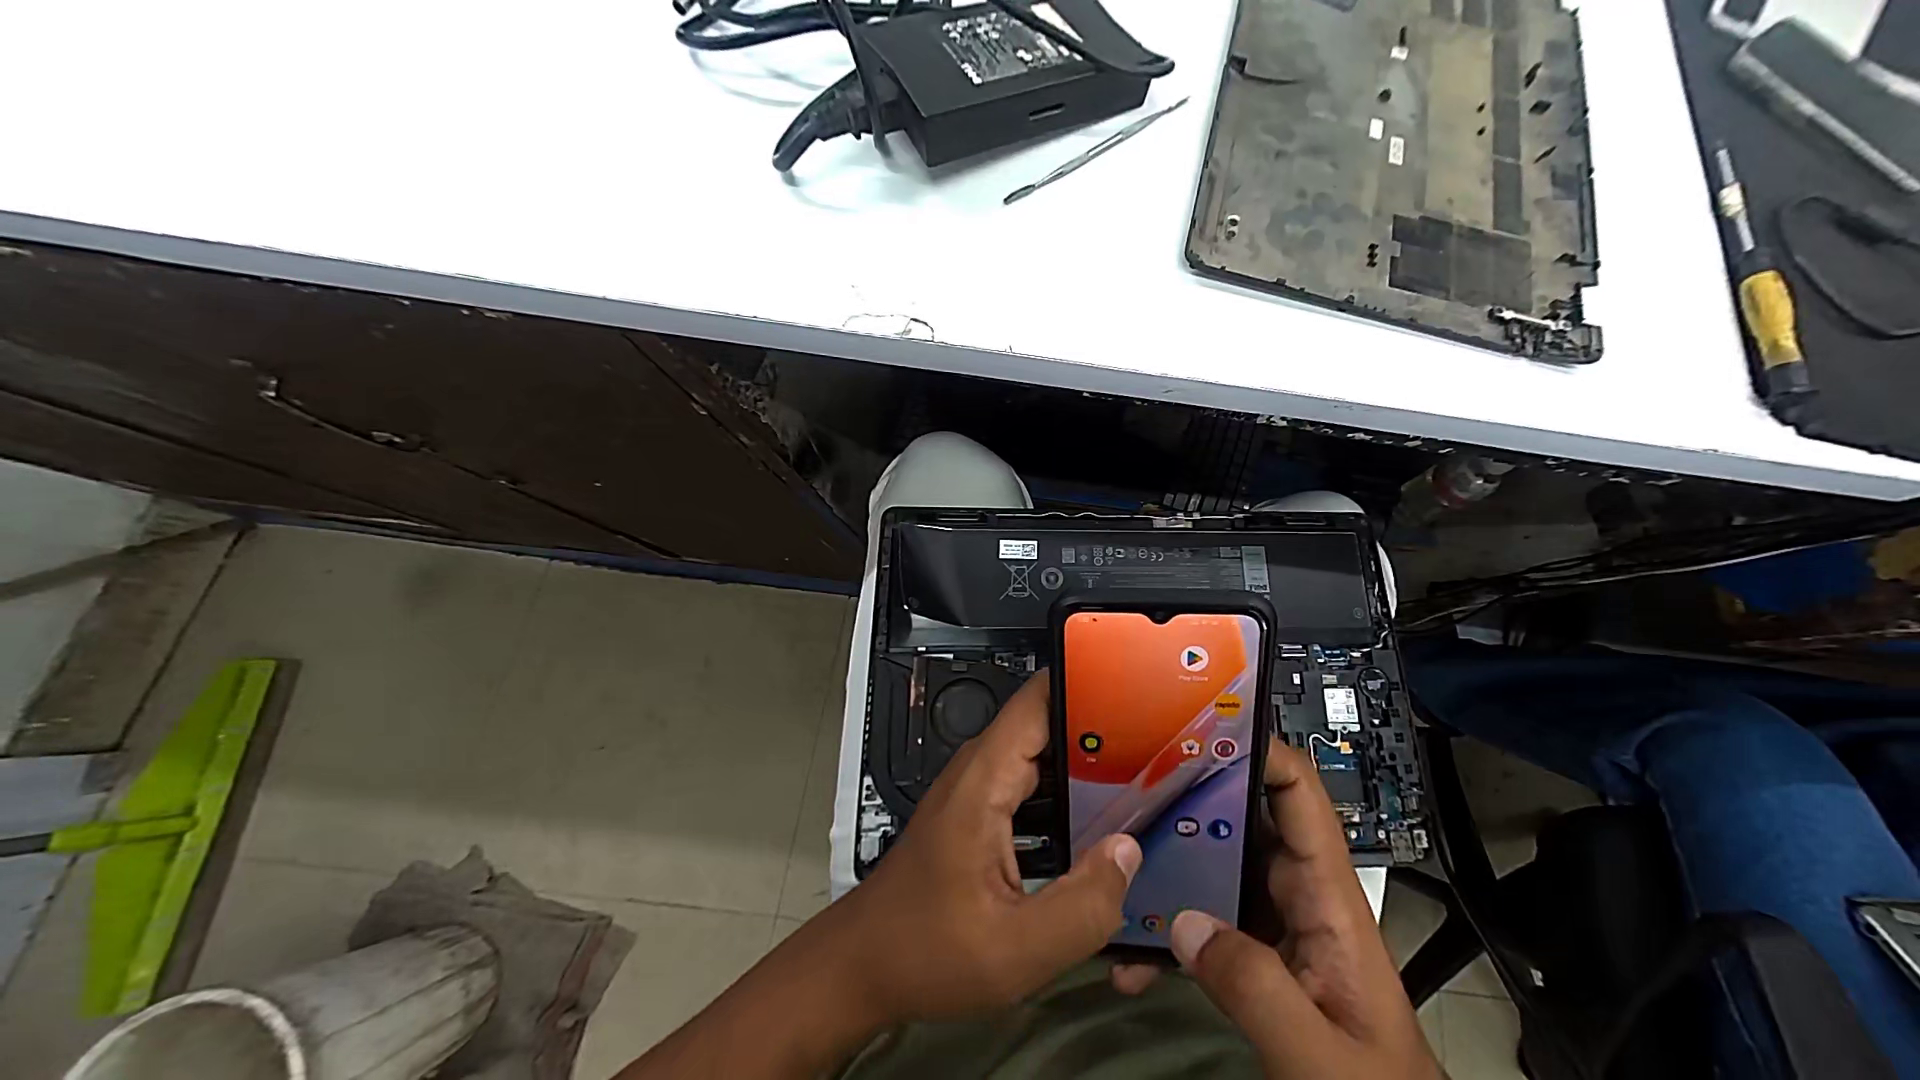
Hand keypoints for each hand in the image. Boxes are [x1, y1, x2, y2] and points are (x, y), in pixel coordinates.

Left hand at [621, 673, 1139, 1078]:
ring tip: (1152, 783)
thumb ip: (1082, 908)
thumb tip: (1130, 852)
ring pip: (1046, 761)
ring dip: (1091, 770)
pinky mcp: (982, 815)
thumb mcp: (1015, 950)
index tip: (1147, 691)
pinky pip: (1035, 790)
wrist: (862, 966)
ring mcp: (980, 792)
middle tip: (1168, 749)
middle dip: (1107, 733)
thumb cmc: (926, 953)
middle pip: (1051, 727)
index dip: (1090, 683)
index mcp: (985, 781)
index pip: (1039, 700)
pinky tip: (1107, 829)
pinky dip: (1070, 800)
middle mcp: (982, 772)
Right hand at [1153, 738, 1440, 1079]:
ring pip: (1214, 870)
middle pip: (1241, 823)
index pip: (1300, 798)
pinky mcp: (1254, 959)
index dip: (1259, 750)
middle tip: (1128, 784)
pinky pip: (1203, 923)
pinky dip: (1165, 932)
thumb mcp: (1319, 1052)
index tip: (1199, 726)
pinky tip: (1129, 955)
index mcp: (1329, 902)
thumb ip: (1256, 987)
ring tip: (1115, 866)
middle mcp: (1300, 900)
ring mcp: (1275, 929)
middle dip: (1188, 799)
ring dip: (1165, 869)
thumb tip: (1182, 922)